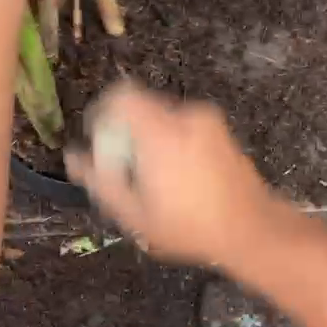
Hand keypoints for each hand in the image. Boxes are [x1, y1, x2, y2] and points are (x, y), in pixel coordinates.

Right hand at [64, 83, 288, 265]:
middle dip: (127, 134)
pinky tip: (178, 178)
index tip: (100, 141)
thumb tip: (73, 158)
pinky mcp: (220, 131)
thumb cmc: (189, 227)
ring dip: (150, 141)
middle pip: (140, 108)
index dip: (102, 112)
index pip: (121, 96)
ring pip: (162, 118)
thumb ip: (99, 182)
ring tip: (153, 180)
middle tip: (126, 171)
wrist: (253, 230)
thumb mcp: (134, 215)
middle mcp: (185, 117)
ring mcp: (207, 121)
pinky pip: (183, 126)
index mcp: (161, 132)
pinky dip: (172, 143)